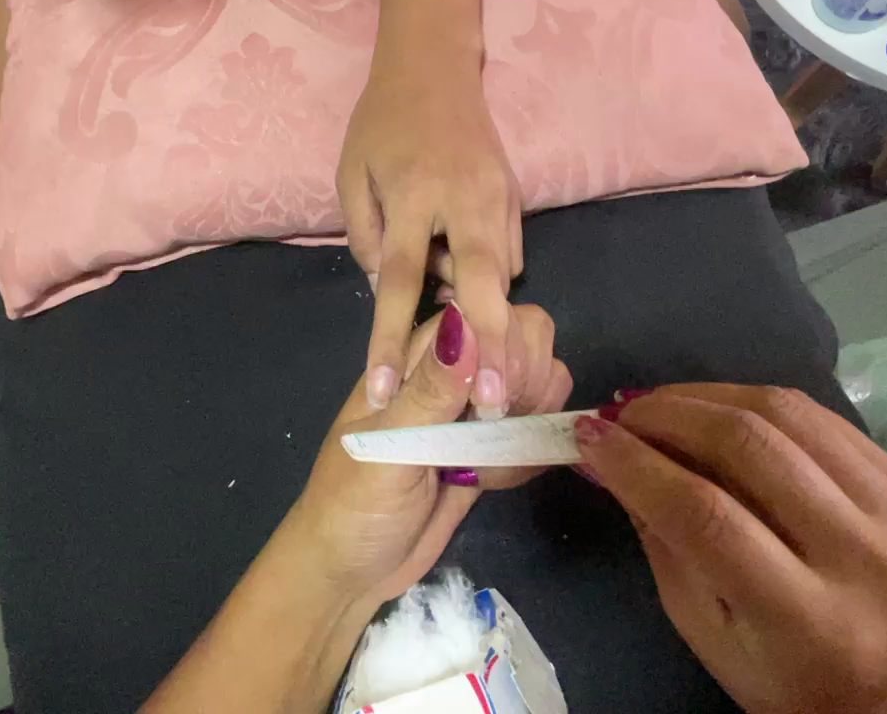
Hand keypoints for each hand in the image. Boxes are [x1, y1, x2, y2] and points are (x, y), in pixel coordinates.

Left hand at [284, 303, 569, 607]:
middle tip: (490, 426)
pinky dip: (528, 452)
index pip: (477, 314)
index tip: (491, 400)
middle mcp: (449, 372)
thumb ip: (430, 390)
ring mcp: (473, 410)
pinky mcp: (490, 448)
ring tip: (489, 456)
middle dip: (522, 379)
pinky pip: (533, 428)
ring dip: (530, 415)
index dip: (500, 345)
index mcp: (412, 357)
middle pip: (519, 335)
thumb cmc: (352, 504)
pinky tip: (491, 480)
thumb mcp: (388, 446)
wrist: (351, 573)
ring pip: (535, 378)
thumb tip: (465, 322)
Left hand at [338, 56, 522, 419]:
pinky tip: (468, 285)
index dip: (388, 337)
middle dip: (485, 346)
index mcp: (412, 194)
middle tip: (489, 402)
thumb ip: (365, 236)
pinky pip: (507, 255)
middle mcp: (464, 200)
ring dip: (487, 316)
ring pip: (498, 274)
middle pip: (479, 282)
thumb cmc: (382, 123)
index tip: (383, 392)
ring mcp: (499, 198)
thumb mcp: (352, 174)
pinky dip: (490, 281)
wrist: (433, 67)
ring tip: (479, 359)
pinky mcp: (517, 199)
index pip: (398, 278)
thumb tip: (381, 290)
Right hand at [575, 385, 886, 713]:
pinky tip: (712, 410)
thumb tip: (601, 451)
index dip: (637, 464)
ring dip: (703, 396)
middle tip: (620, 413)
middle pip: (750, 447)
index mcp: (813, 622)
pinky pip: (814, 413)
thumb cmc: (776, 670)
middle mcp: (870, 562)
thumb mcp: (699, 623)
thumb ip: (655, 531)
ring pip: (783, 413)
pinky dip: (748, 400)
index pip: (707, 516)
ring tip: (657, 405)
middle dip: (667, 416)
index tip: (588, 435)